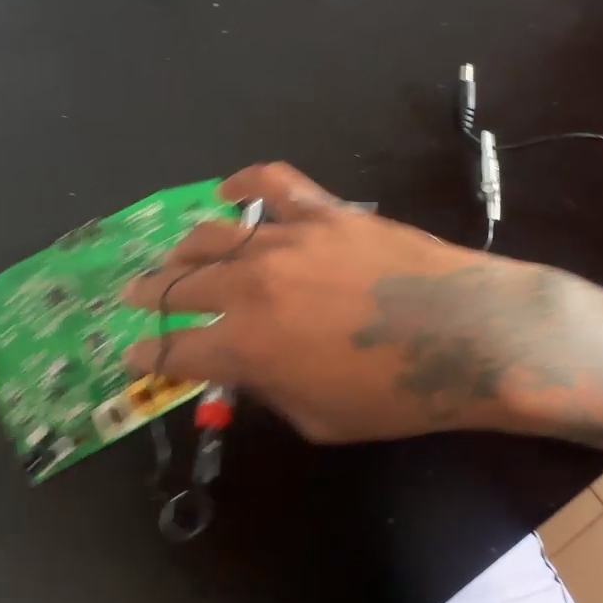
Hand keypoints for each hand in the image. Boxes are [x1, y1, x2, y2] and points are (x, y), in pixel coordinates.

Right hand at [121, 163, 591, 442]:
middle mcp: (252, 286)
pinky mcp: (324, 213)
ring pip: (213, 236)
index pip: (175, 350)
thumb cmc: (396, 394)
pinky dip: (244, 183)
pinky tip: (229, 191)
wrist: (468, 336)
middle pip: (182, 286)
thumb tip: (249, 368)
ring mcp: (286, 241)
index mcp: (246, 346)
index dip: (148, 356)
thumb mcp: (321, 419)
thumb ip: (271, 391)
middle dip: (150, 296)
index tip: (134, 357)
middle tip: (136, 298)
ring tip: (174, 257)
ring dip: (183, 249)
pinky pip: (272, 183)